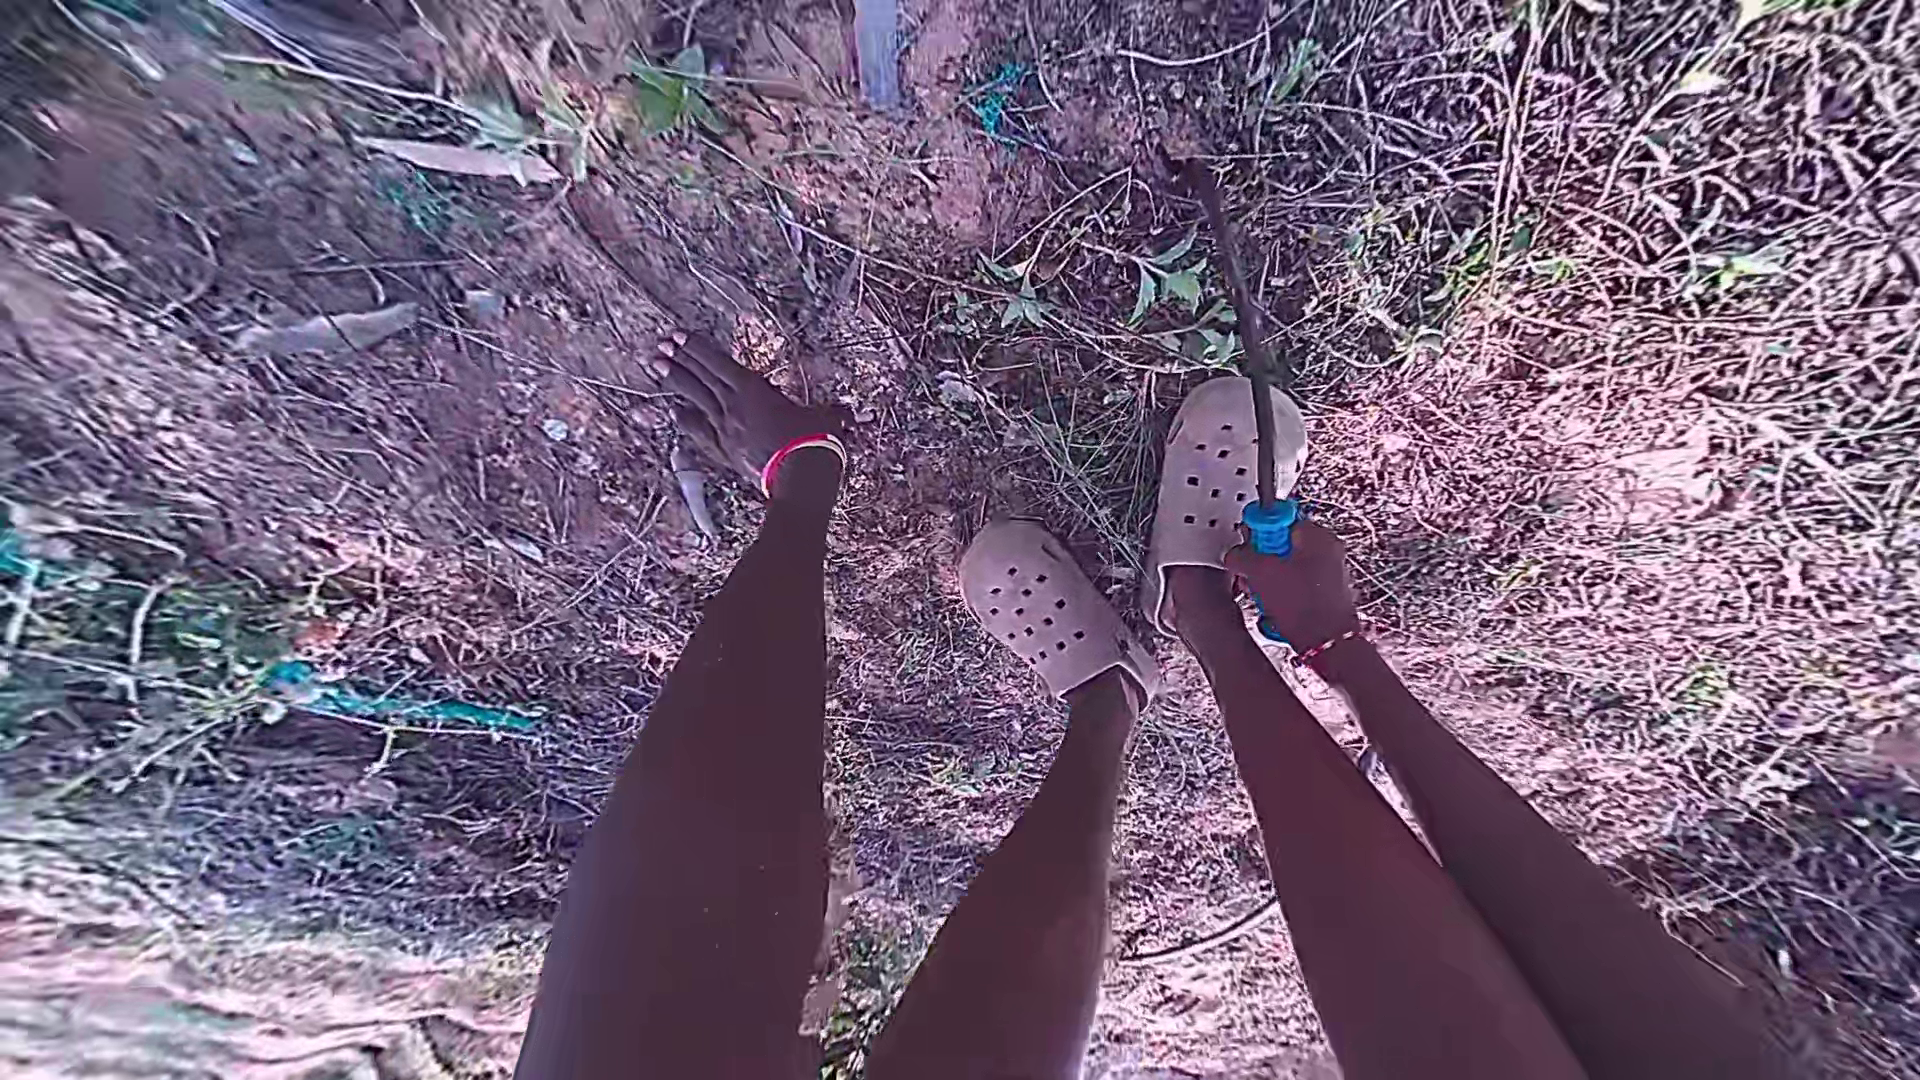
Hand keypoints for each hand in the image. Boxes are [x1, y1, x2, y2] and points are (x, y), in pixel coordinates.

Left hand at [650, 331, 843, 496]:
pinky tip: (676, 412)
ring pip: (694, 400)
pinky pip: (698, 432)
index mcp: (754, 390)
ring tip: (658, 367)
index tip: (677, 335)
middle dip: (679, 359)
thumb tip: (846, 413)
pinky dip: (686, 419)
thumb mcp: (824, 418)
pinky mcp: (725, 451)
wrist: (802, 477)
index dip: (696, 347)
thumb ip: (827, 410)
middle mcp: (733, 407)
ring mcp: (725, 430)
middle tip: (660, 346)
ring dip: (676, 382)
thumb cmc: (814, 441)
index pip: (718, 363)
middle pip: (701, 378)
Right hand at [1222, 519, 1361, 647]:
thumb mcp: (1260, 572)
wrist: (1326, 645)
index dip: (1257, 530)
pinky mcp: (1319, 595)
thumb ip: (1241, 555)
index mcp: (1317, 537)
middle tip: (1251, 572)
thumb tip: (1233, 553)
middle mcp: (1325, 552)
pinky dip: (1275, 594)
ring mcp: (1324, 574)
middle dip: (1258, 559)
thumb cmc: (1305, 607)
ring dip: (1263, 580)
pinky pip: (1287, 585)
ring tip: (1260, 593)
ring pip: (1280, 567)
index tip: (1246, 542)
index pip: (1279, 517)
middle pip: (1278, 544)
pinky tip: (1271, 606)